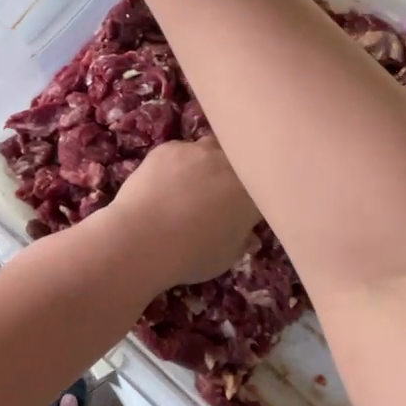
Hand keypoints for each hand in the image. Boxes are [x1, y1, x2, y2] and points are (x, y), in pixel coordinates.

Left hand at [96, 137, 261, 288]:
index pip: (262, 187)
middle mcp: (228, 163)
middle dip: (233, 173)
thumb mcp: (226, 257)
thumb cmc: (191, 254)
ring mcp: (197, 151)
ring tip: (190, 184)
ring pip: (209, 148)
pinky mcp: (168, 148)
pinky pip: (180, 151)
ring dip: (206, 162)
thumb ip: (242, 241)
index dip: (255, 196)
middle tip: (219, 194)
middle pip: (238, 160)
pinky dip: (178, 163)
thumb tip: (250, 237)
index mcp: (251, 191)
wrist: (142, 238)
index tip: (246, 208)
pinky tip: (165, 181)